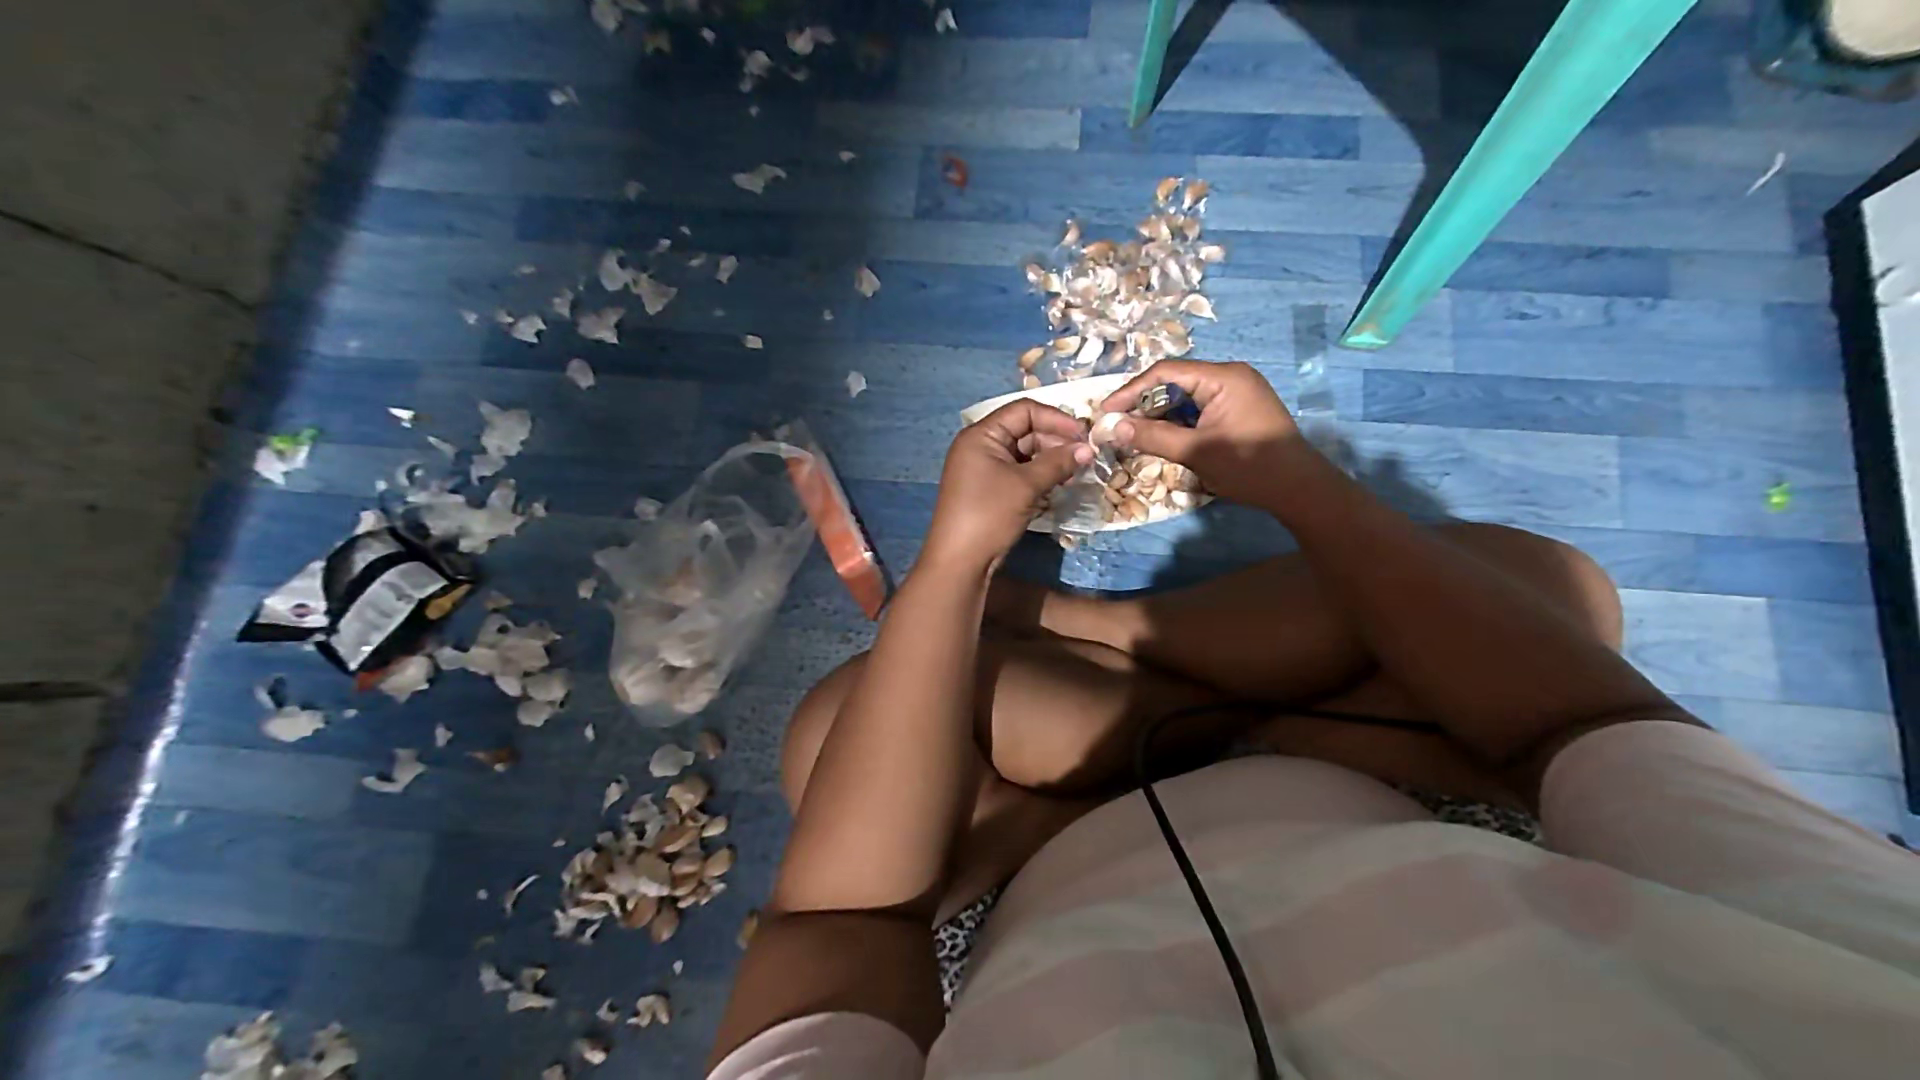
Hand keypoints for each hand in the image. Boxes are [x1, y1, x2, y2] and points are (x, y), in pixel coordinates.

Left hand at [924, 401, 1092, 571]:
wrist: (959, 561)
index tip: (1083, 435)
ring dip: (1051, 460)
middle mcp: (980, 446)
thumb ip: (1057, 463)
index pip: (1023, 410)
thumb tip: (1087, 449)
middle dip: (1056, 441)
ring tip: (1075, 472)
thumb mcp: (1026, 486)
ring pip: (1025, 453)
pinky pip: (1019, 472)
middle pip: (1025, 430)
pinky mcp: (990, 489)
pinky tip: (1059, 484)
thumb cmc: (988, 514)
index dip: (1056, 419)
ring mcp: (984, 468)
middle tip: (1084, 457)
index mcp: (981, 435)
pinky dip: (1039, 475)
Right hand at [1099, 360, 1308, 504]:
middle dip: (1143, 404)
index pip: (1166, 372)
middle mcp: (1230, 376)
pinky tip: (1160, 437)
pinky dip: (1177, 421)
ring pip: (1184, 396)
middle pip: (1174, 381)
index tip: (1106, 411)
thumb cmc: (1249, 467)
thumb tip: (1113, 428)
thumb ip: (1153, 437)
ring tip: (1132, 434)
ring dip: (1158, 414)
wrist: (1299, 488)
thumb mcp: (1196, 452)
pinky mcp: (1237, 409)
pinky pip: (1198, 407)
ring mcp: (1236, 392)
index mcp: (1223, 377)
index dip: (1131, 391)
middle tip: (1116, 425)